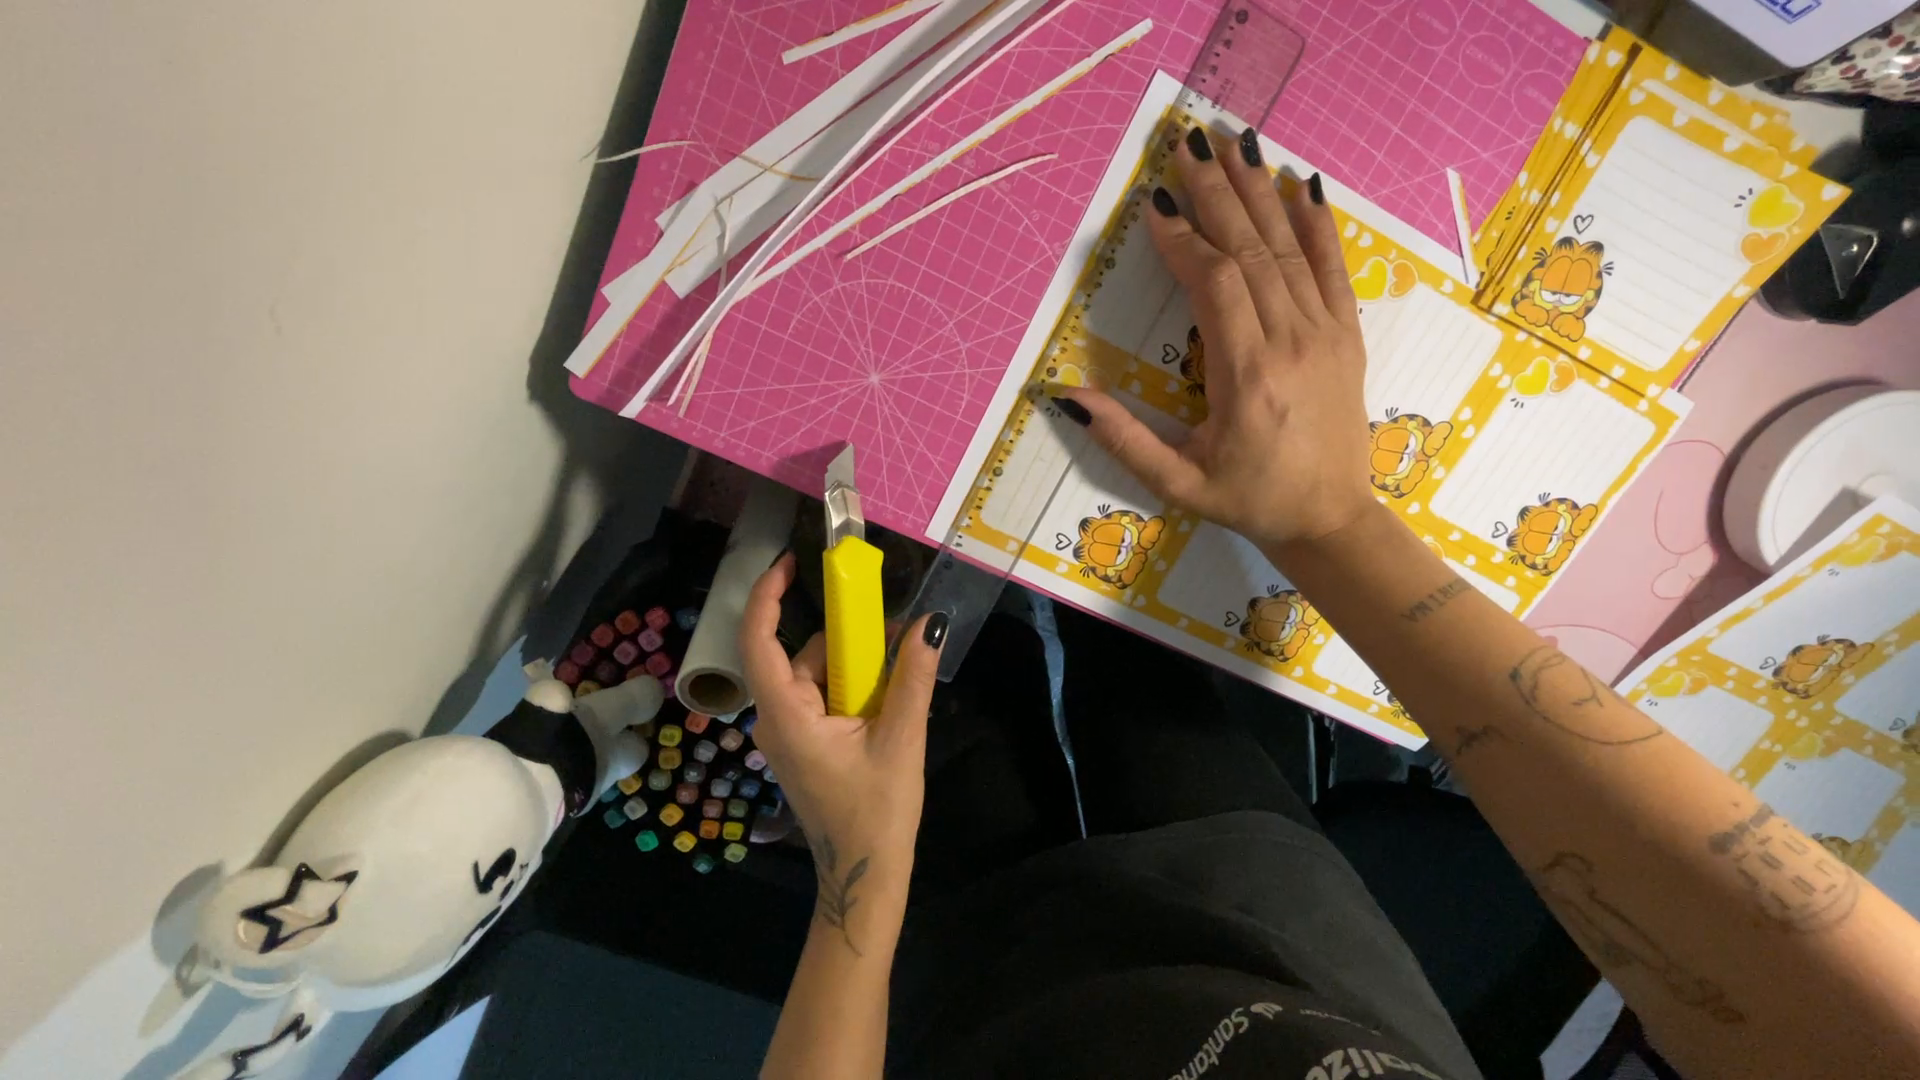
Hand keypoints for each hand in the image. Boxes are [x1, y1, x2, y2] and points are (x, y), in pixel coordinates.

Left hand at [739, 554, 944, 946]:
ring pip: (812, 676)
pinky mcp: (803, 744)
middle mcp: (776, 720)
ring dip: (852, 662)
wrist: (863, 876)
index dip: (767, 596)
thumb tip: (930, 623)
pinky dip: (850, 685)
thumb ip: (913, 678)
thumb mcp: (902, 740)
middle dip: (840, 634)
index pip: (759, 643)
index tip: (791, 563)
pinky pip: (820, 697)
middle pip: (796, 656)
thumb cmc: (878, 813)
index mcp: (787, 716)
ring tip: (900, 658)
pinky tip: (886, 690)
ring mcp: (787, 734)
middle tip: (886, 617)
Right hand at [1057, 126, 1374, 550]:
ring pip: (1289, 249)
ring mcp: (1327, 333)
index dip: (1183, 241)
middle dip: (1216, 194)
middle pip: (1251, 250)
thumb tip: (1068, 398)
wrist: (1329, 519)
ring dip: (1259, 193)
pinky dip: (1317, 223)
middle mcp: (1292, 341)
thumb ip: (1124, 440)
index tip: (1156, 204)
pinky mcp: (1347, 335)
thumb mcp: (1176, 483)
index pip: (1214, 285)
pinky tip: (1301, 186)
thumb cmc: (1247, 501)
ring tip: (1234, 144)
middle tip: (1187, 144)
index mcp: (1247, 377)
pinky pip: (1333, 267)